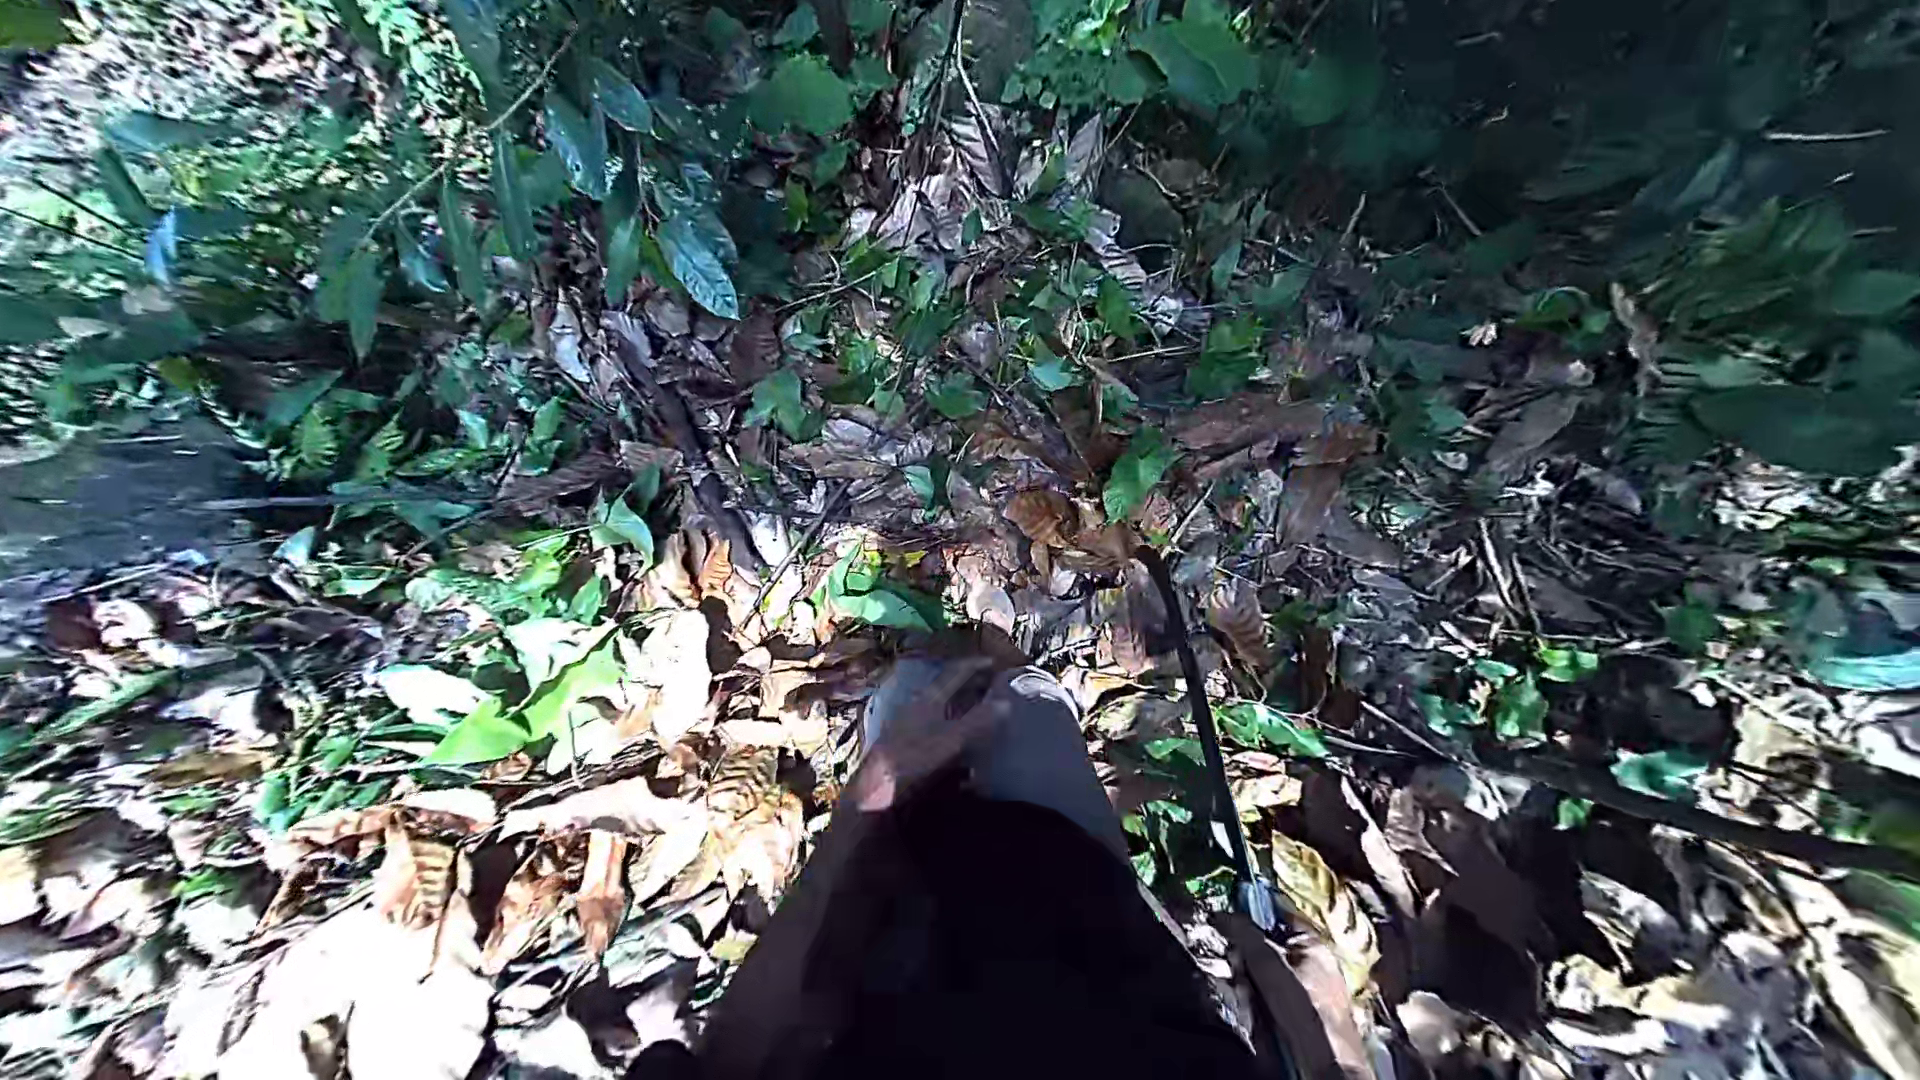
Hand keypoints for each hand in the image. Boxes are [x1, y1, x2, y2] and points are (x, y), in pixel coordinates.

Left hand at [844, 657, 1003, 812]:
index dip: (974, 665)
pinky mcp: (908, 737)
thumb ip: (977, 721)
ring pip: (941, 701)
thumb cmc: (913, 759)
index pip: (954, 672)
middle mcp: (919, 703)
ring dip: (961, 698)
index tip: (993, 662)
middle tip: (991, 681)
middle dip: (969, 680)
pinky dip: (953, 715)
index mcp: (929, 697)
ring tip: (980, 702)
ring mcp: (912, 719)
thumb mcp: (950, 740)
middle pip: (947, 684)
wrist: (877, 787)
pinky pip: (936, 716)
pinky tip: (959, 729)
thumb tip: (1005, 703)